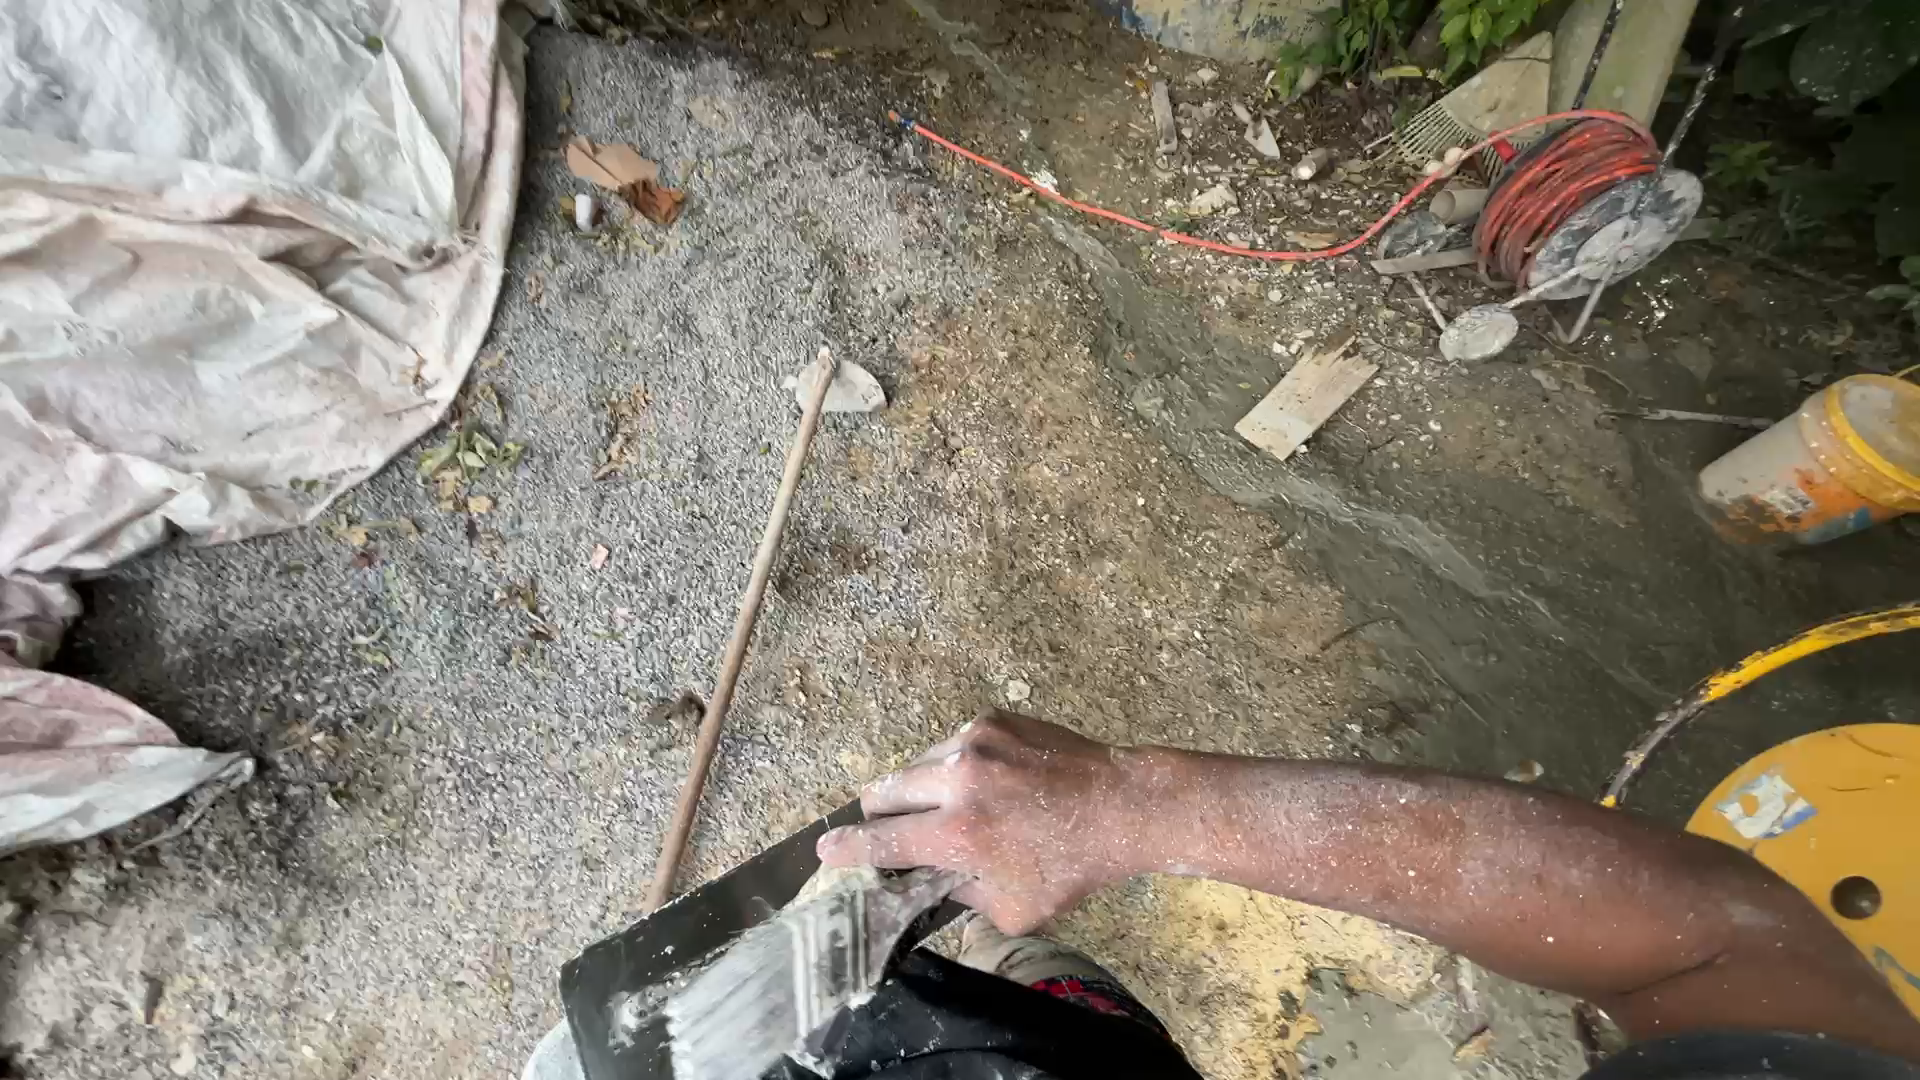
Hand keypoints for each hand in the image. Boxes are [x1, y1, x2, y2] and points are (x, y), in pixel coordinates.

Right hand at [816, 710, 1142, 934]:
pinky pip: (949, 744)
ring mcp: (973, 741)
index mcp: (959, 835)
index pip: (882, 842)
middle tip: (893, 828)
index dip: (847, 849)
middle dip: (879, 813)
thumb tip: (918, 881)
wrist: (1118, 804)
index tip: (825, 849)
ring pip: (916, 764)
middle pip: (884, 790)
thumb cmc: (1069, 867)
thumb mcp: (1011, 909)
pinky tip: (986, 782)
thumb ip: (955, 894)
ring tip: (955, 806)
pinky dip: (953, 767)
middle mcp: (958, 780)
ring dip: (920, 789)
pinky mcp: (990, 720)